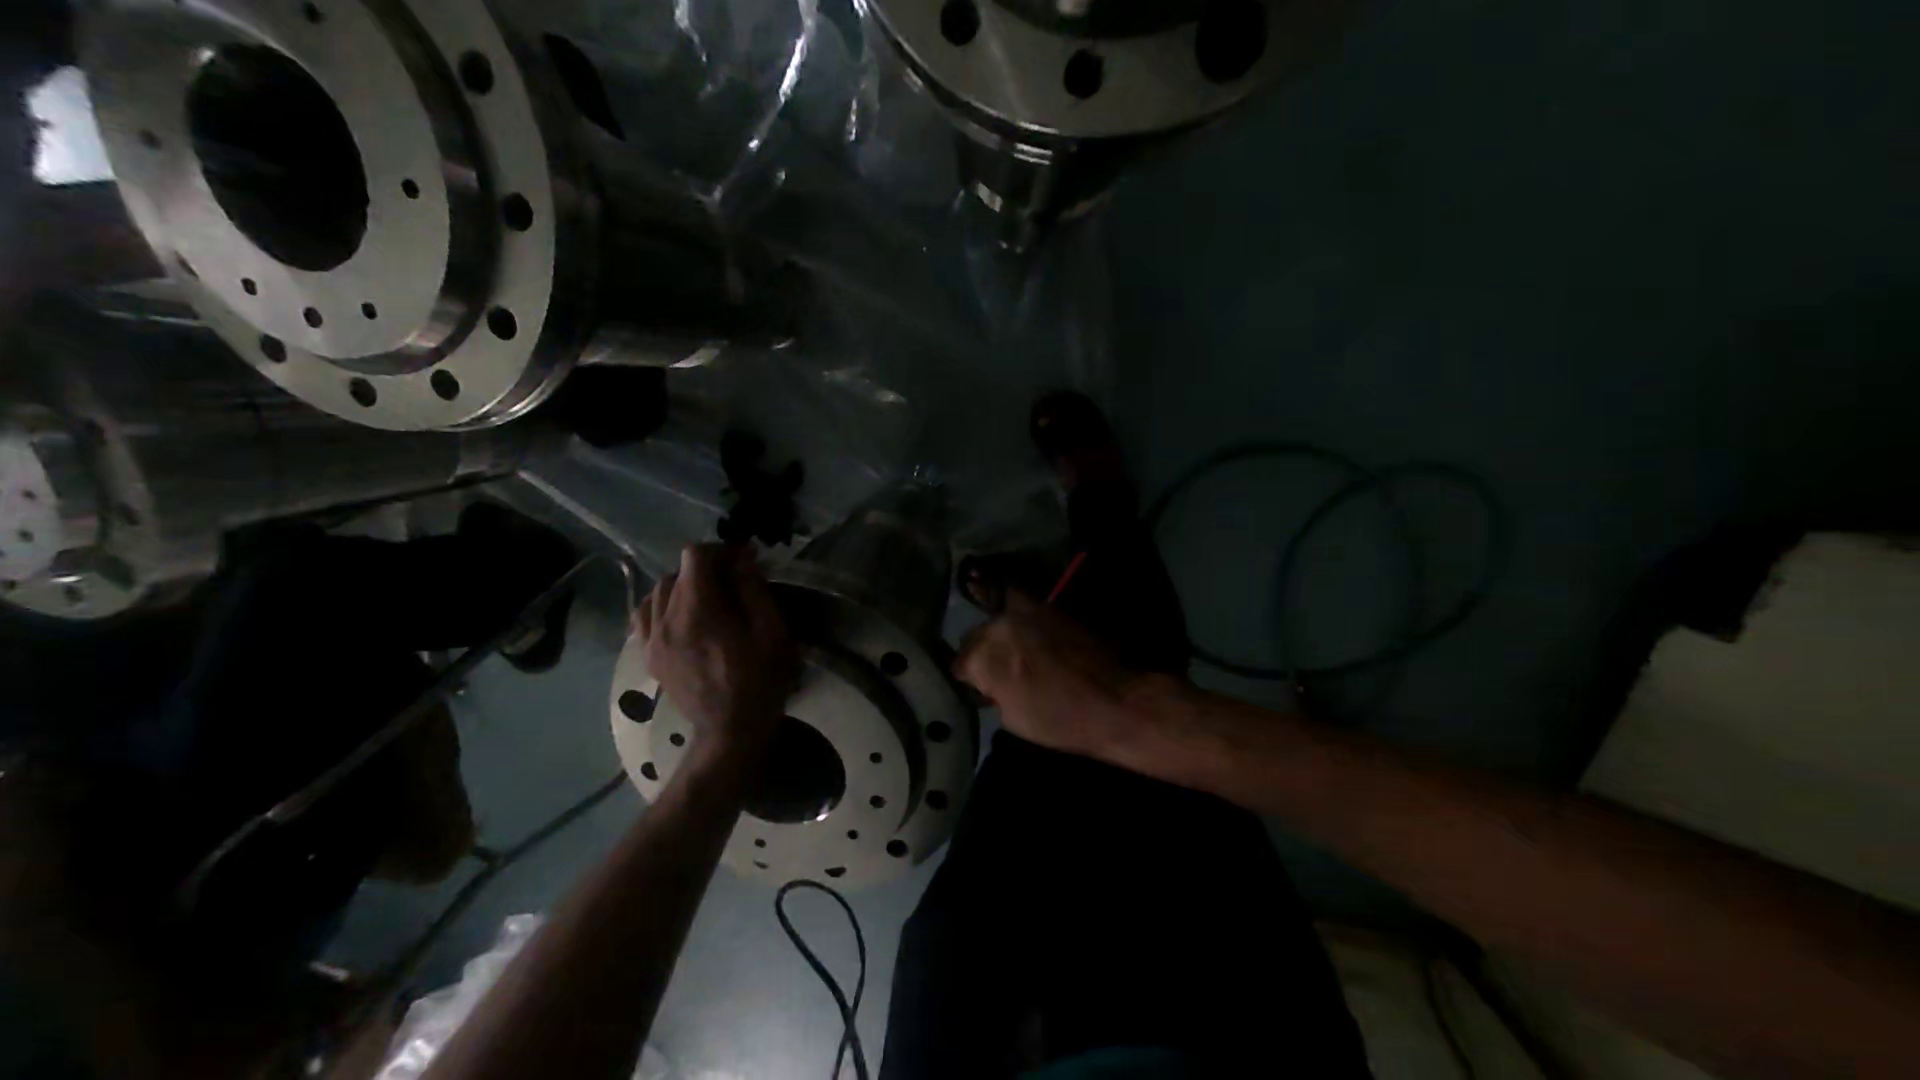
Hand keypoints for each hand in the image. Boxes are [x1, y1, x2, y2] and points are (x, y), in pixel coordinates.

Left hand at [639, 545, 798, 761]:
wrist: (731, 730)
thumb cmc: (760, 680)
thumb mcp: (772, 632)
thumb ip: (754, 590)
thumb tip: (741, 559)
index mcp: (697, 610)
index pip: (694, 556)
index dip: (721, 551)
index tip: (743, 560)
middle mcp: (666, 619)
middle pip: (676, 572)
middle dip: (705, 568)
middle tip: (733, 579)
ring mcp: (651, 640)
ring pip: (657, 591)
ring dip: (682, 585)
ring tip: (707, 597)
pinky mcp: (648, 656)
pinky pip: (643, 616)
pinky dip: (661, 606)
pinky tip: (681, 614)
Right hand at [953, 590, 1163, 757]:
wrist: (1118, 700)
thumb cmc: (1061, 719)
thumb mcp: (1011, 717)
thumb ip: (991, 690)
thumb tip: (988, 682)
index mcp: (984, 654)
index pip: (960, 663)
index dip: (969, 680)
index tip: (982, 691)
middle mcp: (1000, 623)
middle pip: (978, 635)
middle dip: (984, 654)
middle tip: (999, 675)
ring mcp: (1026, 609)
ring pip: (1000, 620)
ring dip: (1003, 636)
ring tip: (1016, 657)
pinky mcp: (1051, 607)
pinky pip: (1024, 612)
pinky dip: (1023, 626)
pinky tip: (1033, 645)